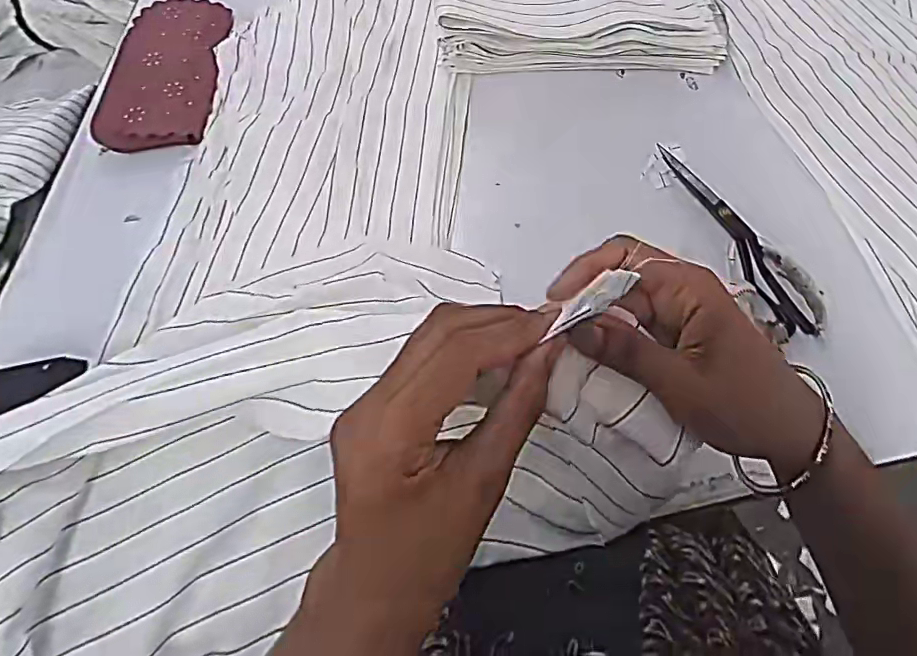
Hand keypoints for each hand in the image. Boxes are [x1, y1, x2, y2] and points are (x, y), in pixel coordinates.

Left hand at [276, 304, 562, 654]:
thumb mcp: (483, 483)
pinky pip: (423, 354)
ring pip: (430, 336)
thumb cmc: (425, 558)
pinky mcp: (374, 402)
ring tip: (527, 343)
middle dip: (498, 321)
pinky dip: (465, 347)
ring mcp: (366, 400)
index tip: (550, 325)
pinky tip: (496, 361)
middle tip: (544, 329)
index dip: (508, 332)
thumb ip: (517, 408)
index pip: (453, 353)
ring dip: (482, 329)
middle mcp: (368, 404)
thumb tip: (545, 353)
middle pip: (438, 331)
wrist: (373, 595)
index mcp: (387, 429)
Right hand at [548, 236, 825, 479]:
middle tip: (556, 323)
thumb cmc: (750, 405)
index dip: (584, 279)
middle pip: (619, 271)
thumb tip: (580, 327)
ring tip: (570, 341)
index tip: (557, 308)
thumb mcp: (681, 383)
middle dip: (585, 294)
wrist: (790, 432)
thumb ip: (627, 351)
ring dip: (597, 314)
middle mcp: (684, 287)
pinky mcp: (678, 327)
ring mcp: (681, 307)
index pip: (622, 260)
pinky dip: (613, 331)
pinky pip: (636, 318)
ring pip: (624, 295)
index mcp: (688, 287)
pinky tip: (596, 352)